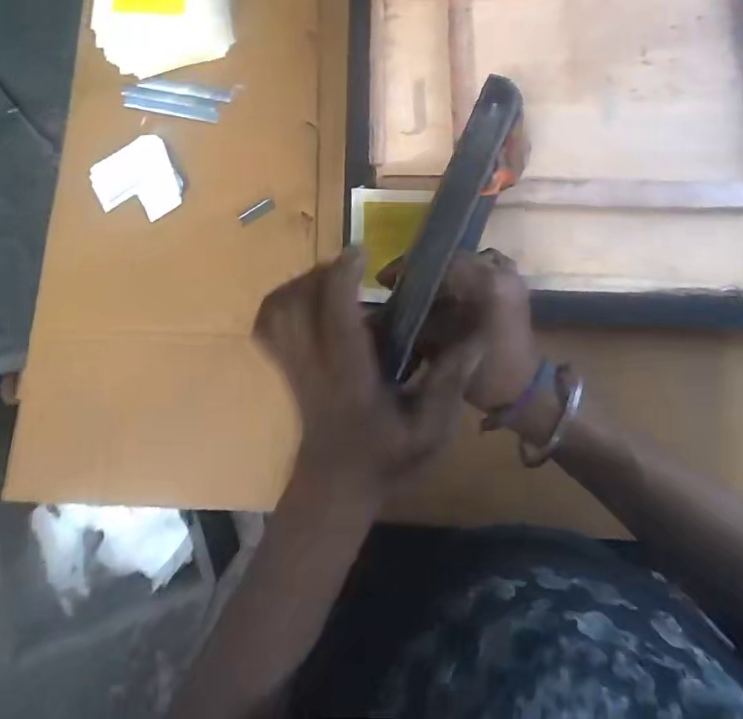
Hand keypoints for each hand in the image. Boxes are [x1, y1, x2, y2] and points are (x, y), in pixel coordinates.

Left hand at [253, 249, 482, 499]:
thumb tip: (476, 340)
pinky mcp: (285, 371)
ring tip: (332, 281)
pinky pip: (267, 327)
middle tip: (352, 266)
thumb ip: (449, 384)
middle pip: (298, 302)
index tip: (360, 253)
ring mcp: (292, 368)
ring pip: (277, 311)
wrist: (336, 488)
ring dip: (302, 284)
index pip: (335, 314)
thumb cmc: (386, 460)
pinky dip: (280, 304)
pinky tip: (306, 301)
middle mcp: (314, 365)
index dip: (342, 276)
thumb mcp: (430, 431)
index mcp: (350, 375)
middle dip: (322, 273)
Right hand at [376, 248, 540, 413]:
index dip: (407, 267)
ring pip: (467, 261)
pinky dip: (465, 275)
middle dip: (424, 270)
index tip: (385, 280)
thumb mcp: (441, 345)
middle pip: (452, 258)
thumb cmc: (483, 373)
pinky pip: (484, 269)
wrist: (523, 391)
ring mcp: (510, 276)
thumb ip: (416, 318)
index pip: (438, 261)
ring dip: (443, 272)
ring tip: (422, 287)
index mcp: (486, 283)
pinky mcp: (513, 285)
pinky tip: (449, 291)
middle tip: (400, 283)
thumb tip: (390, 306)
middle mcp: (500, 272)